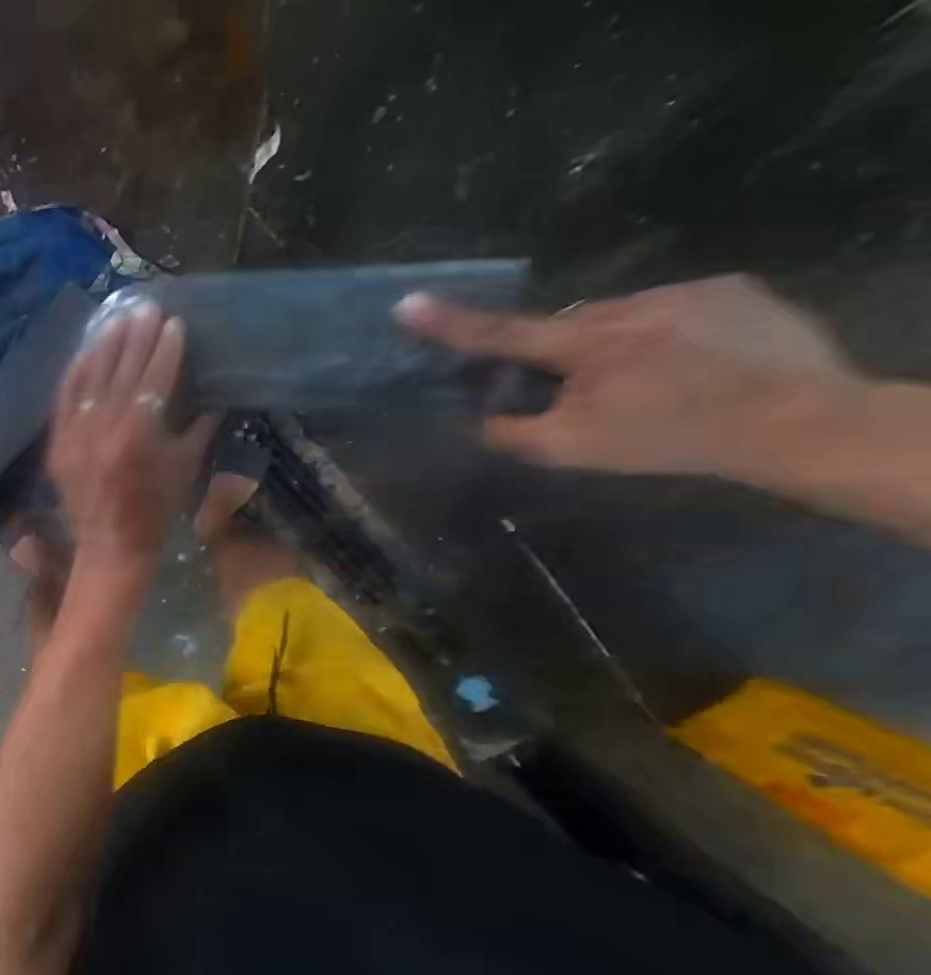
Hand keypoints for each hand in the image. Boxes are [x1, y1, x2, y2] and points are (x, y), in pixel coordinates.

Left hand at [49, 304, 218, 568]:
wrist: (110, 544)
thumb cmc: (156, 508)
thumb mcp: (186, 466)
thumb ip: (200, 428)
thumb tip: (216, 398)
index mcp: (140, 432)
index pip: (155, 378)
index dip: (166, 349)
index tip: (174, 322)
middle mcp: (105, 427)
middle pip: (122, 371)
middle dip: (136, 337)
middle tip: (146, 307)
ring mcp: (76, 434)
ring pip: (90, 378)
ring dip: (104, 345)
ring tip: (116, 319)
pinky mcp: (58, 443)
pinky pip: (64, 400)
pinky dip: (74, 374)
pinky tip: (84, 351)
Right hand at [396, 274, 867, 476]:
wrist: (803, 424)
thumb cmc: (672, 440)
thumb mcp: (573, 451)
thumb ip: (511, 432)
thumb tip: (475, 418)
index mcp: (587, 345)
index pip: (501, 332)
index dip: (449, 323)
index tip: (407, 303)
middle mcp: (631, 306)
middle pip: (565, 325)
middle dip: (560, 351)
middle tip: (582, 391)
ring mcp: (688, 291)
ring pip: (619, 315)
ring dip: (614, 342)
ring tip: (649, 382)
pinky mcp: (733, 289)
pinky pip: (669, 307)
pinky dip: (663, 331)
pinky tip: (690, 364)